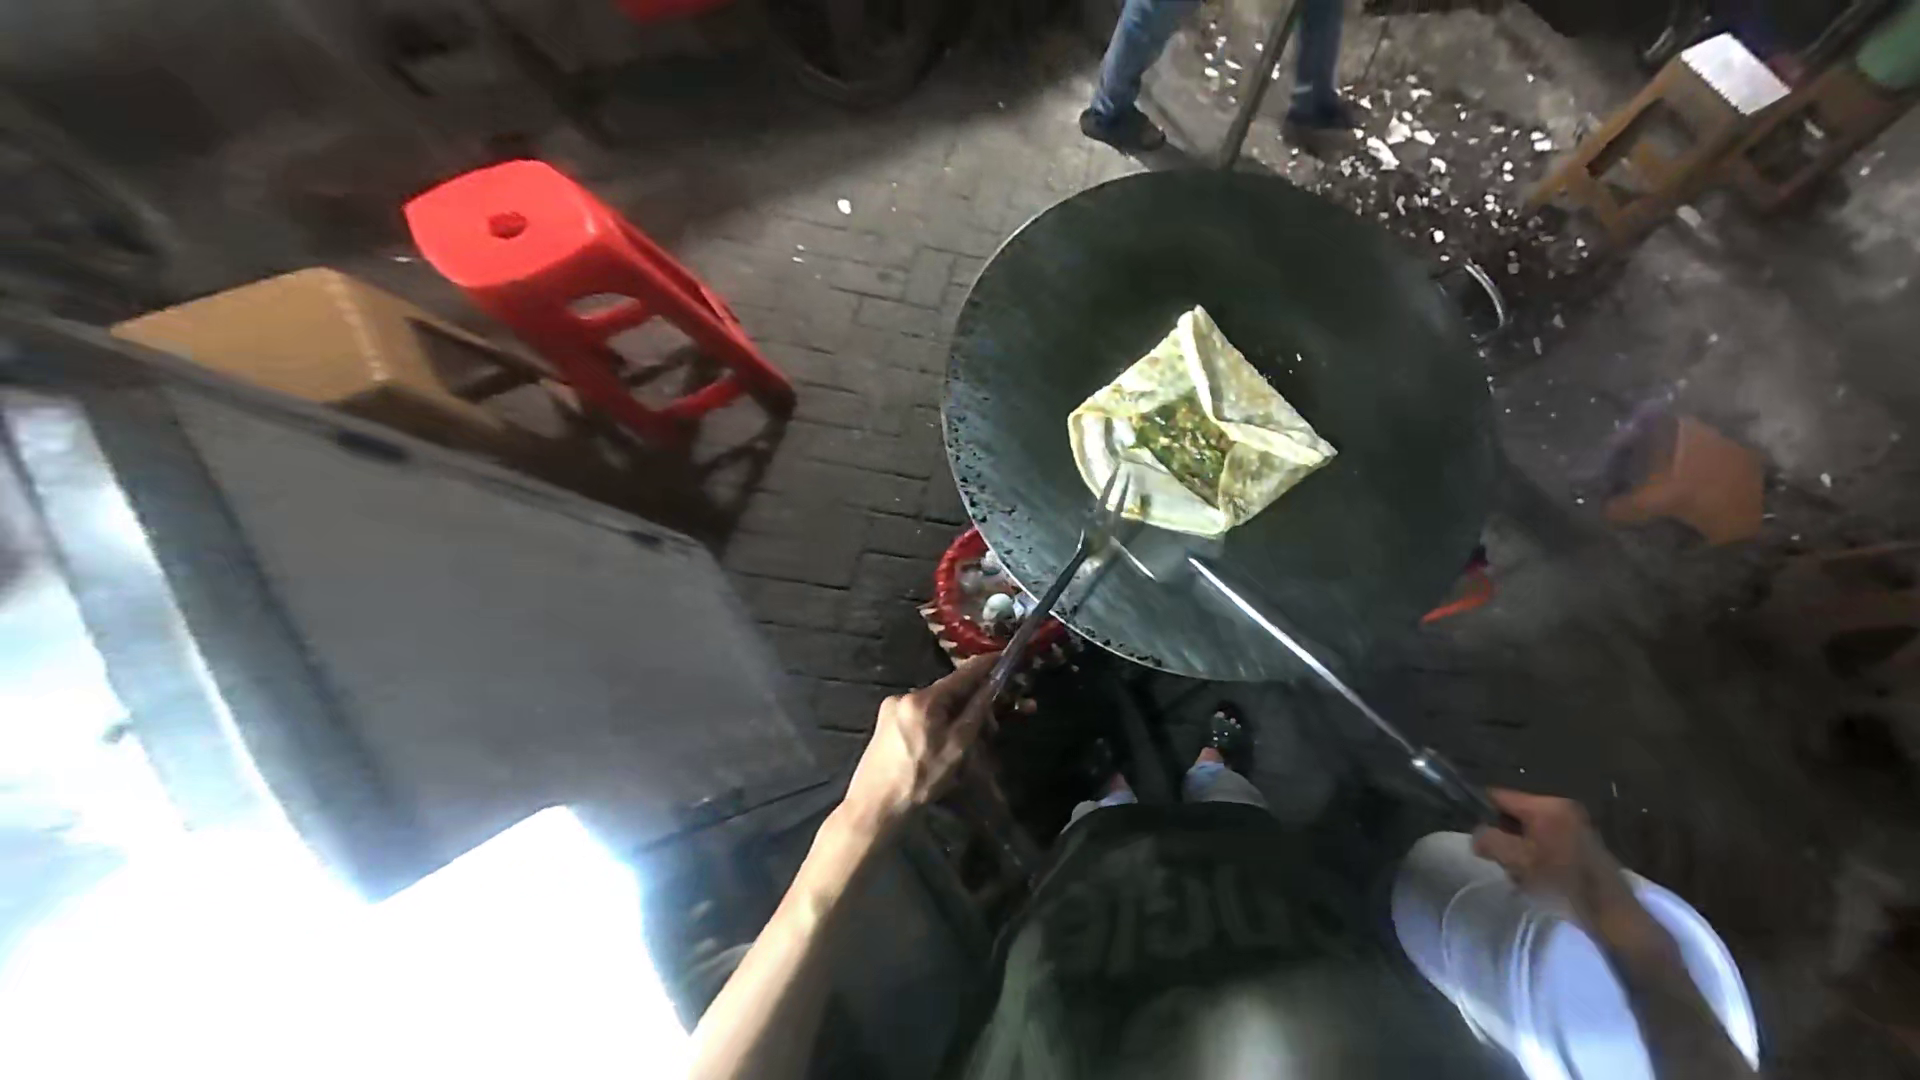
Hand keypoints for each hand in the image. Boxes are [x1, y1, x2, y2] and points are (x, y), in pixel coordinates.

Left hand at [844, 653, 998, 825]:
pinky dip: (938, 726)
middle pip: (950, 693)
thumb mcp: (956, 748)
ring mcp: (893, 709)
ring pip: (936, 707)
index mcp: (923, 699)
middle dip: (974, 706)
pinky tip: (945, 749)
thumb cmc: (919, 780)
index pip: (962, 674)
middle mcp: (905, 696)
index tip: (1004, 656)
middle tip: (993, 730)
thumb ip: (975, 712)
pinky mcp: (886, 723)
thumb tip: (992, 685)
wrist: (874, 807)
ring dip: (956, 720)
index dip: (986, 665)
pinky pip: (922, 717)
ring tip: (968, 749)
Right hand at [1472, 789, 1659, 951]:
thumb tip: (1477, 835)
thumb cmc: (1562, 882)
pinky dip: (1538, 851)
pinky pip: (1547, 837)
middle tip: (1504, 857)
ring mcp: (1578, 825)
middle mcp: (1563, 807)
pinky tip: (1540, 874)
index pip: (1497, 796)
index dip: (1480, 812)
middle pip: (1513, 812)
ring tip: (1523, 870)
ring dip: (1520, 845)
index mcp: (1546, 805)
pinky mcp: (1585, 843)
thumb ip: (1487, 839)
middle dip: (1504, 833)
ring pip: (1529, 827)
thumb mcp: (1515, 860)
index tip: (1478, 834)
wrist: (1615, 917)